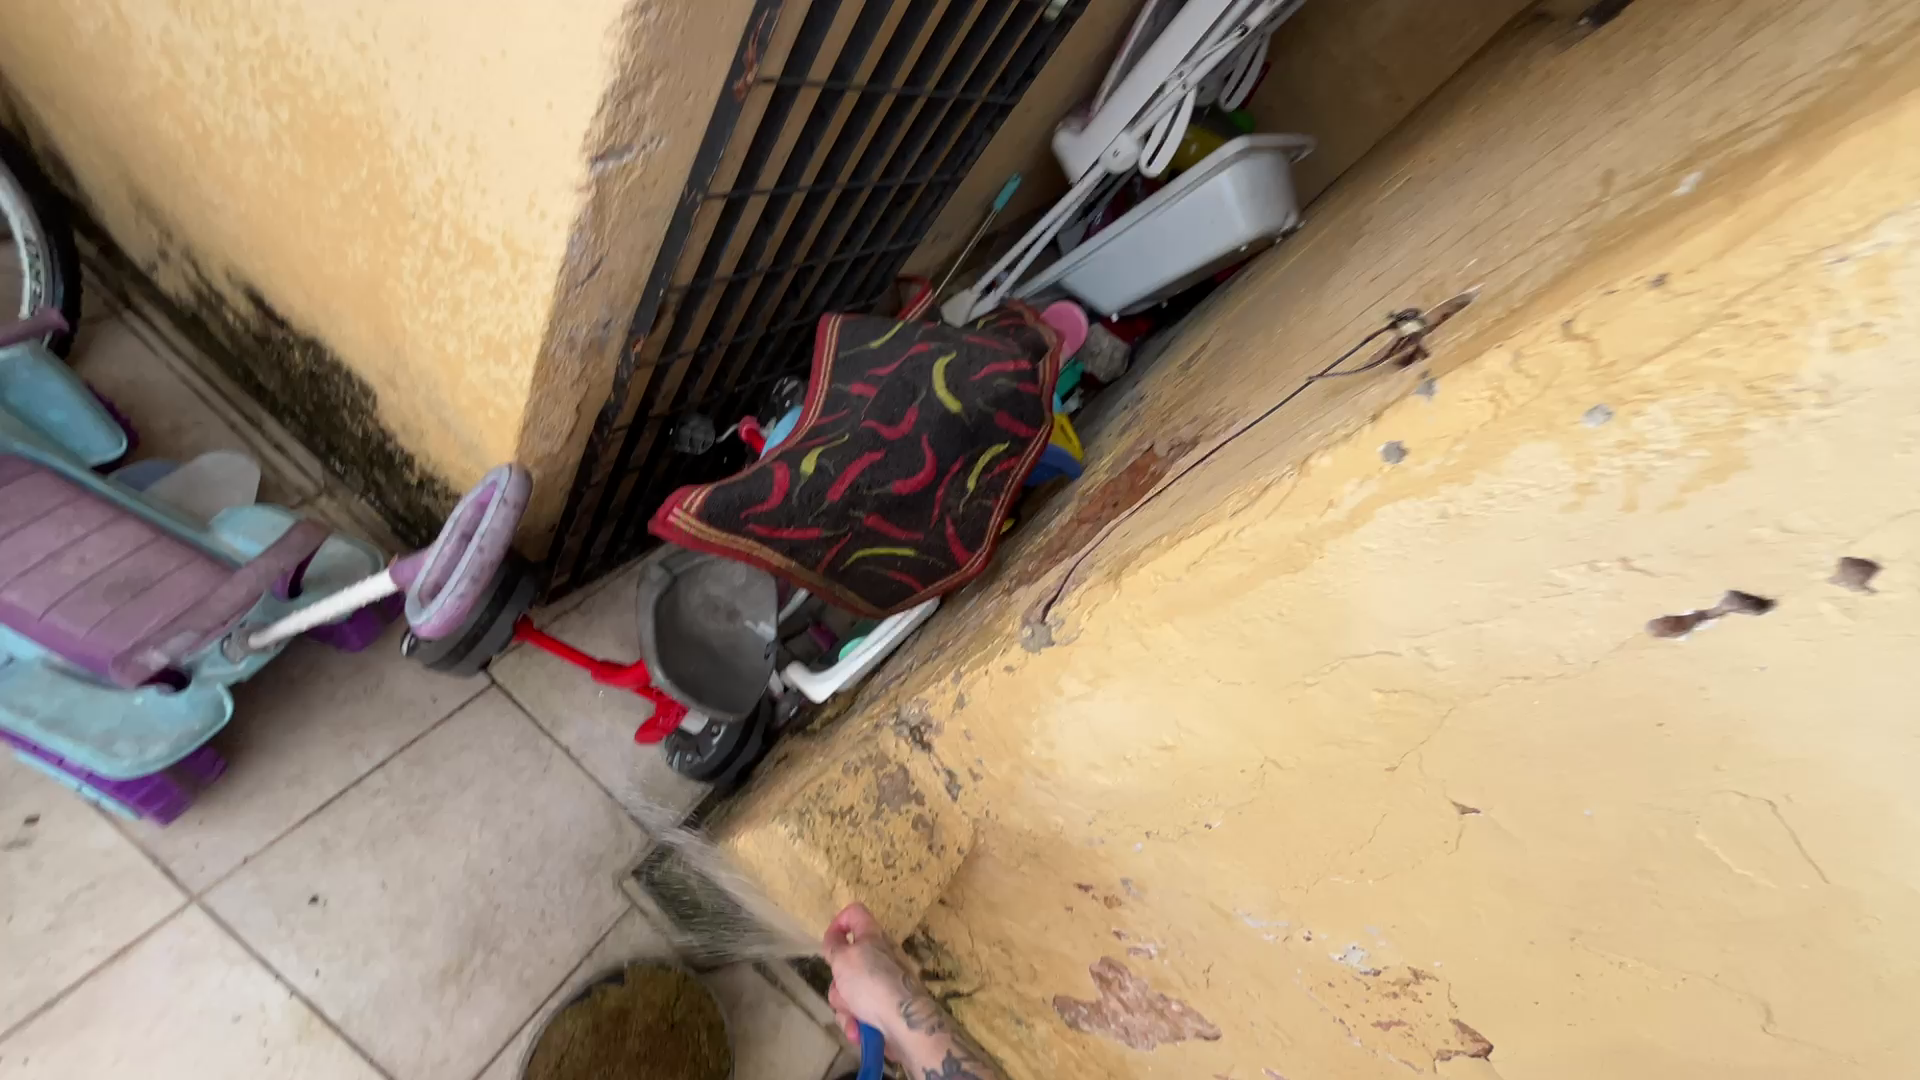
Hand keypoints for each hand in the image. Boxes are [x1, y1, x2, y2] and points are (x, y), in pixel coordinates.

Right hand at [821, 903, 924, 1045]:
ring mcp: (883, 981)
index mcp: (871, 935)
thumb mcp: (843, 959)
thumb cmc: (871, 982)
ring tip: (854, 1017)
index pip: (854, 913)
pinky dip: (857, 1022)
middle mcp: (879, 954)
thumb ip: (834, 946)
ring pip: (850, 991)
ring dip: (846, 1008)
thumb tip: (833, 937)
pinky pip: (860, 1011)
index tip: (829, 944)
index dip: (838, 923)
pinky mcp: (885, 1005)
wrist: (904, 1021)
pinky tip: (860, 1031)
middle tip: (843, 990)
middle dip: (839, 984)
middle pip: (846, 963)